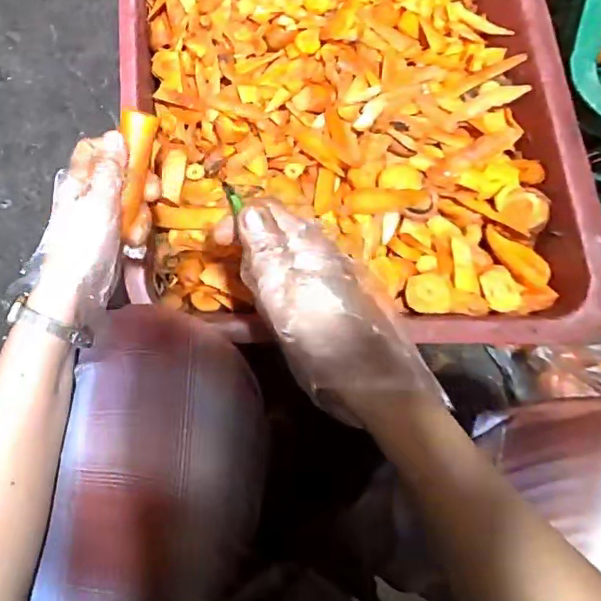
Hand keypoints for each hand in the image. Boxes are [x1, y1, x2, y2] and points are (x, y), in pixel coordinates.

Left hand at [25, 132, 128, 323]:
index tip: (137, 159)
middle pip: (120, 172)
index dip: (117, 149)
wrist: (76, 292)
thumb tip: (115, 134)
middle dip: (139, 183)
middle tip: (149, 195)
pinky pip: (131, 222)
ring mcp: (100, 215)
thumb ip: (110, 168)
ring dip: (139, 212)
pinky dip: (135, 231)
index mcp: (78, 179)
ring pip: (130, 198)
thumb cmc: (84, 243)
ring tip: (134, 230)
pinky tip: (132, 244)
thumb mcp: (99, 200)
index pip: (96, 148)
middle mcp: (88, 193)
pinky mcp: (111, 235)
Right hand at [236, 198, 441, 422]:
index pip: (266, 209)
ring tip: (253, 296)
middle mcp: (321, 251)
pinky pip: (298, 276)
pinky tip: (277, 309)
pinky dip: (279, 284)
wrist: (384, 391)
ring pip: (285, 254)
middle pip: (276, 228)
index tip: (216, 247)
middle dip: (247, 243)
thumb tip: (248, 210)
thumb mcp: (285, 299)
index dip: (236, 219)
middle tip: (232, 275)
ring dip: (261, 266)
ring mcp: (332, 274)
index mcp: (307, 245)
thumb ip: (266, 253)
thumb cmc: (328, 345)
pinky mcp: (337, 297)